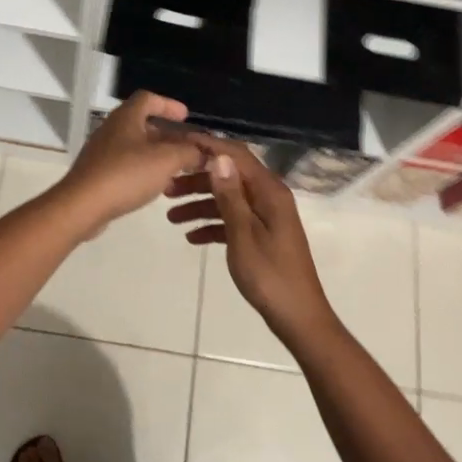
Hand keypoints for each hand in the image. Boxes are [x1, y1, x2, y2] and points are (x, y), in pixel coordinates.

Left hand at [52, 92, 206, 235]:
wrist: (82, 205)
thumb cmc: (126, 174)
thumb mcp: (166, 160)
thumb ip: (189, 152)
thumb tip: (203, 152)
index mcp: (126, 118)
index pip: (148, 98)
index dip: (168, 104)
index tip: (186, 117)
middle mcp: (111, 129)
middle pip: (143, 124)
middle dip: (168, 135)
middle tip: (188, 149)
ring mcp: (101, 152)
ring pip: (135, 147)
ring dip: (157, 155)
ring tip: (177, 171)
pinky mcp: (97, 173)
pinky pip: (126, 165)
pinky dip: (143, 170)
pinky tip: (155, 187)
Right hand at [165, 139, 331, 335]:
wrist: (297, 317)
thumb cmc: (269, 275)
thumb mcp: (243, 234)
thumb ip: (230, 195)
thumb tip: (218, 156)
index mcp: (269, 192)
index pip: (236, 156)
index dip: (207, 147)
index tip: (177, 145)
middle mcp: (269, 198)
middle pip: (229, 177)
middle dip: (197, 179)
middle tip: (164, 189)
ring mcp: (266, 218)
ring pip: (228, 200)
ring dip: (200, 204)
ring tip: (170, 216)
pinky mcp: (262, 236)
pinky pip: (233, 221)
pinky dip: (212, 225)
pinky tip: (191, 237)